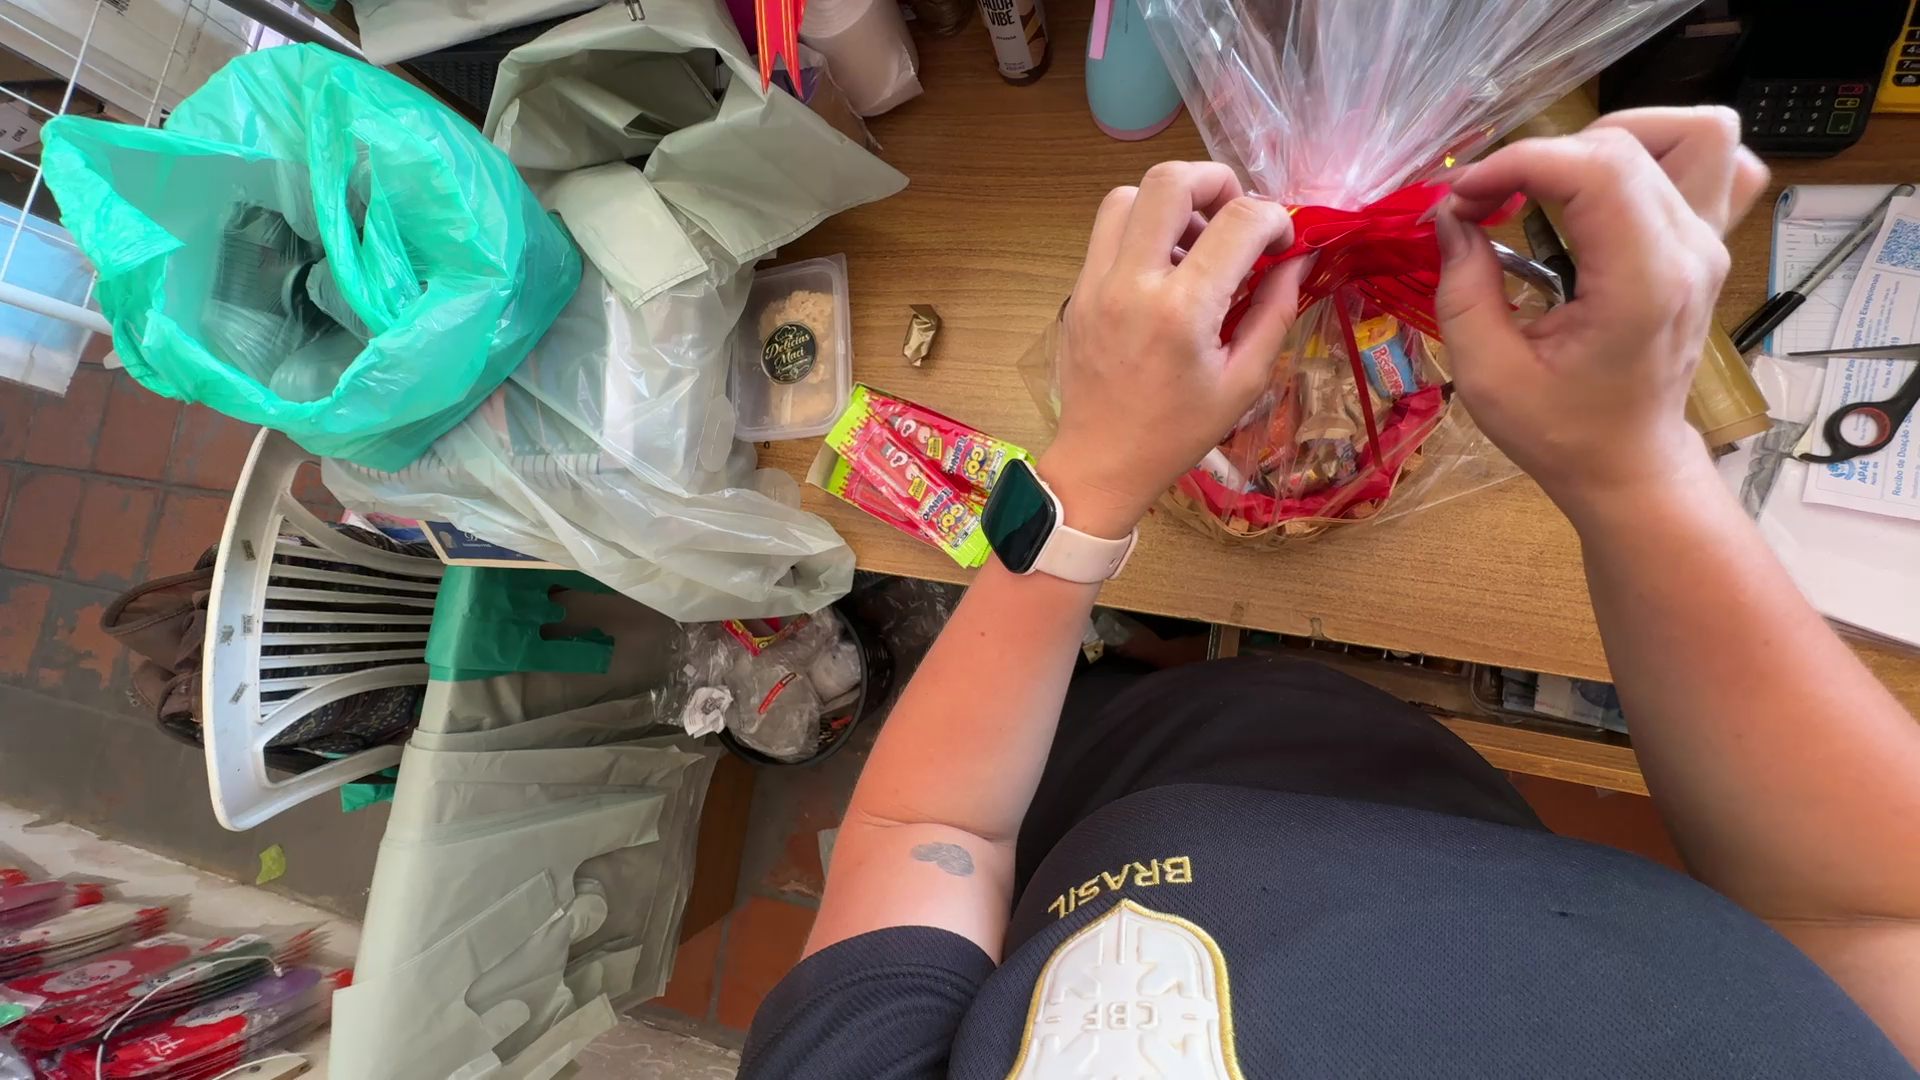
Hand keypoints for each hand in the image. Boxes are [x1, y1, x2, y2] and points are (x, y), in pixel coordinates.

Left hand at [1039, 161, 1305, 538]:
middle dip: (1215, 182)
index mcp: (1181, 310)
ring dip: (1167, 203)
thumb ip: (1275, 311)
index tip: (1280, 243)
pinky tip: (1160, 273)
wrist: (1101, 462)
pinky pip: (1105, 236)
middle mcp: (1130, 285)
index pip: (1239, 220)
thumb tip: (1298, 258)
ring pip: (1125, 197)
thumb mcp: (1243, 382)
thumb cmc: (1176, 433)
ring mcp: (1093, 286)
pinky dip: (1138, 233)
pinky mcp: (1075, 295)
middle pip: (1168, 180)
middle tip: (1233, 218)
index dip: (1274, 218)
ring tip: (1192, 244)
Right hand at [1433, 106, 1767, 519]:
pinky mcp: (1704, 245)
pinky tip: (1605, 191)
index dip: (1519, 163)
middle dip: (1547, 155)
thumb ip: (1463, 292)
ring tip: (1549, 182)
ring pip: (1695, 133)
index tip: (1459, 197)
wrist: (1623, 460)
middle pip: (1640, 142)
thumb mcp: (1485, 373)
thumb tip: (1451, 221)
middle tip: (1491, 200)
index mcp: (1639, 284)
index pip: (1599, 170)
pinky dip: (1656, 156)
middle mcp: (1689, 250)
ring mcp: (1709, 244)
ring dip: (1611, 141)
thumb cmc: (1553, 428)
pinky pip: (1713, 163)